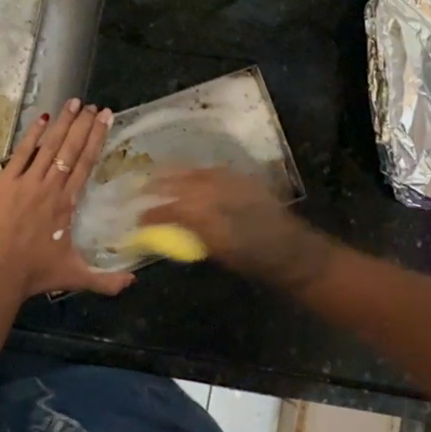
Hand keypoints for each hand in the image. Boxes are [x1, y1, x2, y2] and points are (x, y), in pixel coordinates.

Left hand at [0, 99, 135, 299]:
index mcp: (67, 203)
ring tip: (72, 103)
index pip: (86, 163)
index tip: (104, 118)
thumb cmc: (36, 273)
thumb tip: (132, 283)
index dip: (96, 138)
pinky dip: (31, 135)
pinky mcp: (4, 183)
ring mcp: (25, 182)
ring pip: (48, 146)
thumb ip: (105, 280)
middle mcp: (49, 186)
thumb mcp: (75, 276)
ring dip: (61, 123)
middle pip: (69, 148)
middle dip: (82, 124)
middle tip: (92, 105)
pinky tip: (41, 119)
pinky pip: (21, 153)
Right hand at [139, 168, 333, 294]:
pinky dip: (197, 172)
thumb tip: (167, 229)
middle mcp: (212, 191)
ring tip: (160, 175)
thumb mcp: (215, 252)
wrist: (291, 251)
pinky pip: (212, 170)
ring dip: (174, 173)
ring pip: (193, 171)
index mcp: (201, 213)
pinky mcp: (242, 178)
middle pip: (176, 182)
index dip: (150, 214)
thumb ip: (188, 235)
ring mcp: (228, 181)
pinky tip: (192, 176)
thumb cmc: (252, 261)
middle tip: (141, 188)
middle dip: (156, 184)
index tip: (138, 219)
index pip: (167, 209)